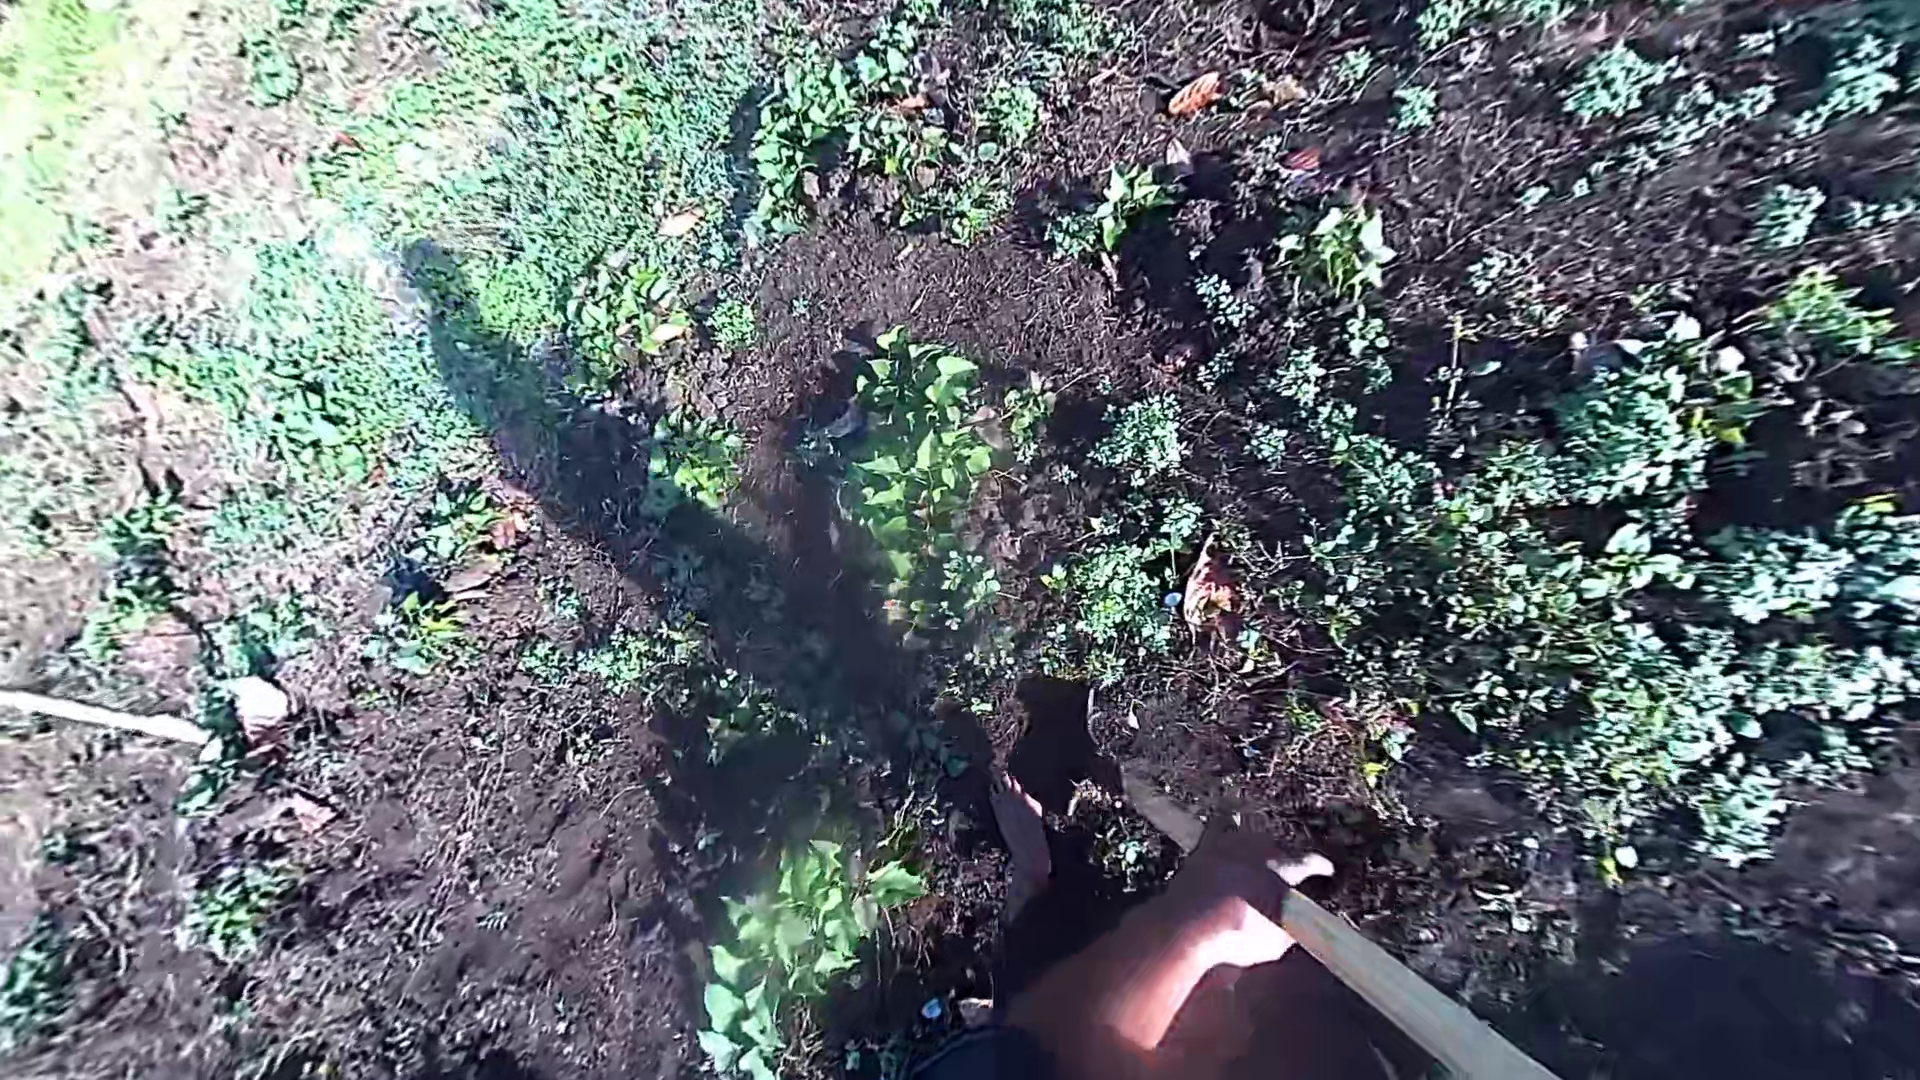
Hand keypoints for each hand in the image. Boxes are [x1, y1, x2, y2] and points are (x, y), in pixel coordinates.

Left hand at [1155, 823, 1332, 970]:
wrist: (1192, 921)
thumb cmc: (1240, 933)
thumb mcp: (1278, 940)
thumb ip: (1290, 924)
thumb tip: (1294, 925)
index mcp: (1282, 868)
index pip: (1308, 862)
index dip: (1319, 866)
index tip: (1325, 868)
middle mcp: (1256, 849)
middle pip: (1277, 848)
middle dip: (1284, 858)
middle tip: (1287, 871)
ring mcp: (1227, 844)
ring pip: (1249, 837)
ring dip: (1256, 845)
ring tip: (1261, 853)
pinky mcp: (1203, 847)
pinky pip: (1218, 828)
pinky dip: (1225, 825)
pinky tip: (1227, 823)